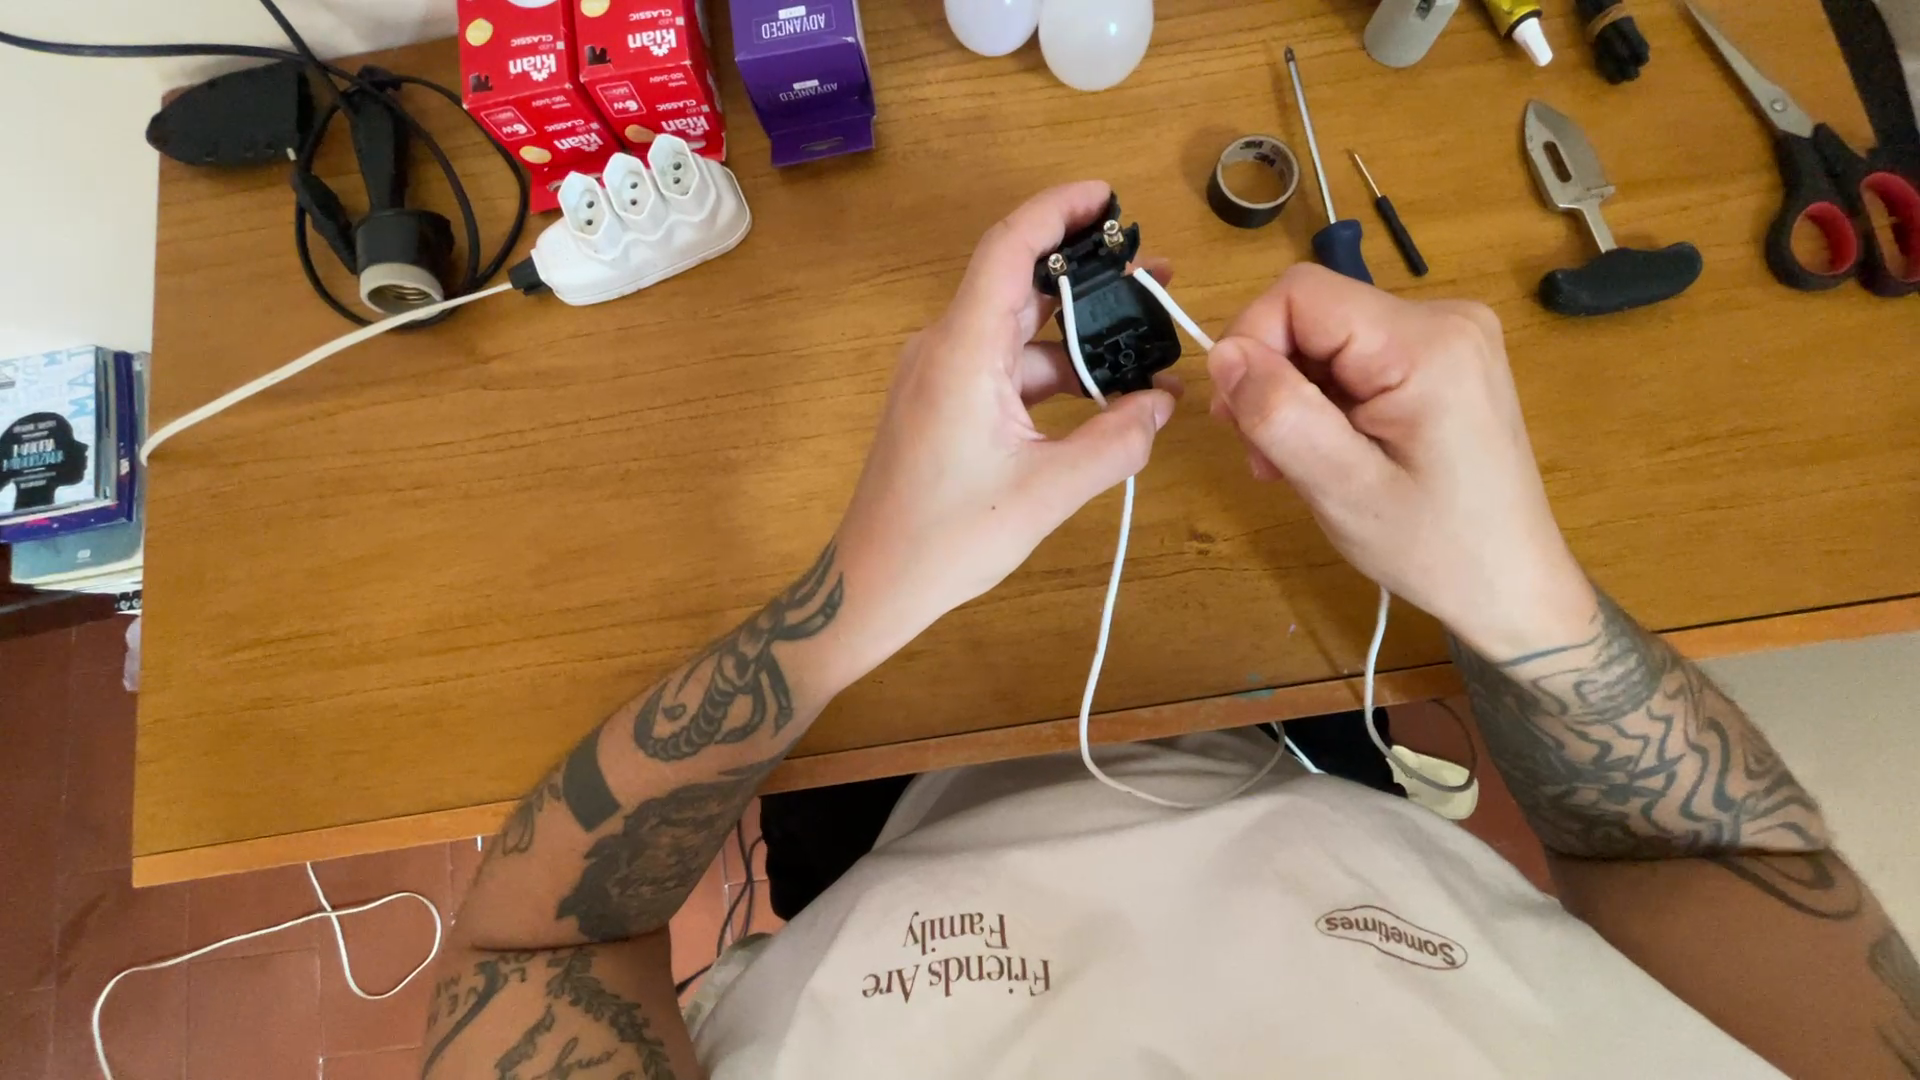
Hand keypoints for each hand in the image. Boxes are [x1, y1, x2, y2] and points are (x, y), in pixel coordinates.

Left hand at [827, 182, 1176, 679]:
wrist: (875, 582)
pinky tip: (1097, 398)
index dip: (1058, 209)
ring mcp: (937, 377)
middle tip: (1156, 282)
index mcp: (961, 352)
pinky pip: (1002, 372)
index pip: (1009, 247)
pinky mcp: (940, 405)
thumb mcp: (1046, 491)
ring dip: (1076, 341)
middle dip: (1090, 280)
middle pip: (1021, 288)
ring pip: (1016, 336)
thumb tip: (1164, 405)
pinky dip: (1049, 378)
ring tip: (1144, 349)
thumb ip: (1115, 443)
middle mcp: (943, 349)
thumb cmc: (949, 540)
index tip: (1109, 197)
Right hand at [1207, 265, 1595, 658]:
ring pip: (1321, 341)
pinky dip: (1317, 403)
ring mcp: (1444, 338)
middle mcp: (1441, 319)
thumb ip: (1280, 414)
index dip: (1250, 343)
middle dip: (1268, 380)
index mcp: (1424, 343)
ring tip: (1291, 464)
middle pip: (1310, 317)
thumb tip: (1221, 354)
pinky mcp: (1438, 360)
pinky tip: (1321, 451)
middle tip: (1264, 455)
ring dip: (1288, 398)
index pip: (1299, 294)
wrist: (1508, 582)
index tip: (1238, 415)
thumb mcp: (1341, 488)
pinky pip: (1348, 360)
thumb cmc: (1431, 547)